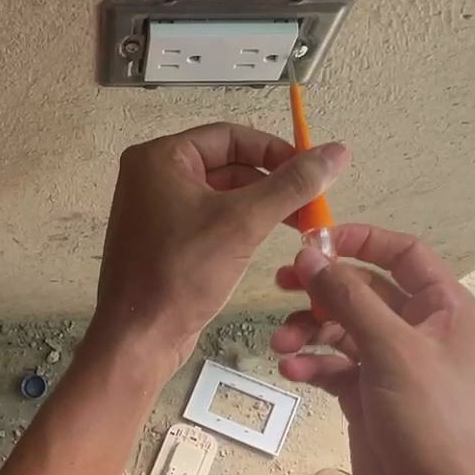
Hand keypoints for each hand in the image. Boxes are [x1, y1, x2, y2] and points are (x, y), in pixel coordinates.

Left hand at [88, 123, 347, 372]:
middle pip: (226, 165)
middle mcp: (151, 179)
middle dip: (271, 183)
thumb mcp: (243, 222)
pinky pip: (208, 222)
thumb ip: (291, 185)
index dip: (275, 151)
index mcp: (159, 159)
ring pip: (220, 196)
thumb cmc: (179, 274)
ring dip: (260, 207)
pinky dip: (238, 228)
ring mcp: (154, 212)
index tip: (311, 170)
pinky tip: (265, 242)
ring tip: (300, 224)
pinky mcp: (163, 243)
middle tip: (311, 203)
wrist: (139, 337)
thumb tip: (335, 153)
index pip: (230, 137)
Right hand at [270, 224, 474, 474]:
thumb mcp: (393, 351)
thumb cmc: (433, 422)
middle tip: (279, 284)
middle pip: (365, 292)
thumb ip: (349, 299)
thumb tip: (310, 254)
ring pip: (343, 331)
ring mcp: (394, 369)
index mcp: (447, 311)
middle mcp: (422, 334)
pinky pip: (335, 369)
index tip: (311, 242)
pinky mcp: (369, 401)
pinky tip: (292, 372)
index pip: (403, 255)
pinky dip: (313, 365)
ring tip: (281, 344)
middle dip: (323, 289)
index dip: (359, 241)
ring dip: (310, 331)